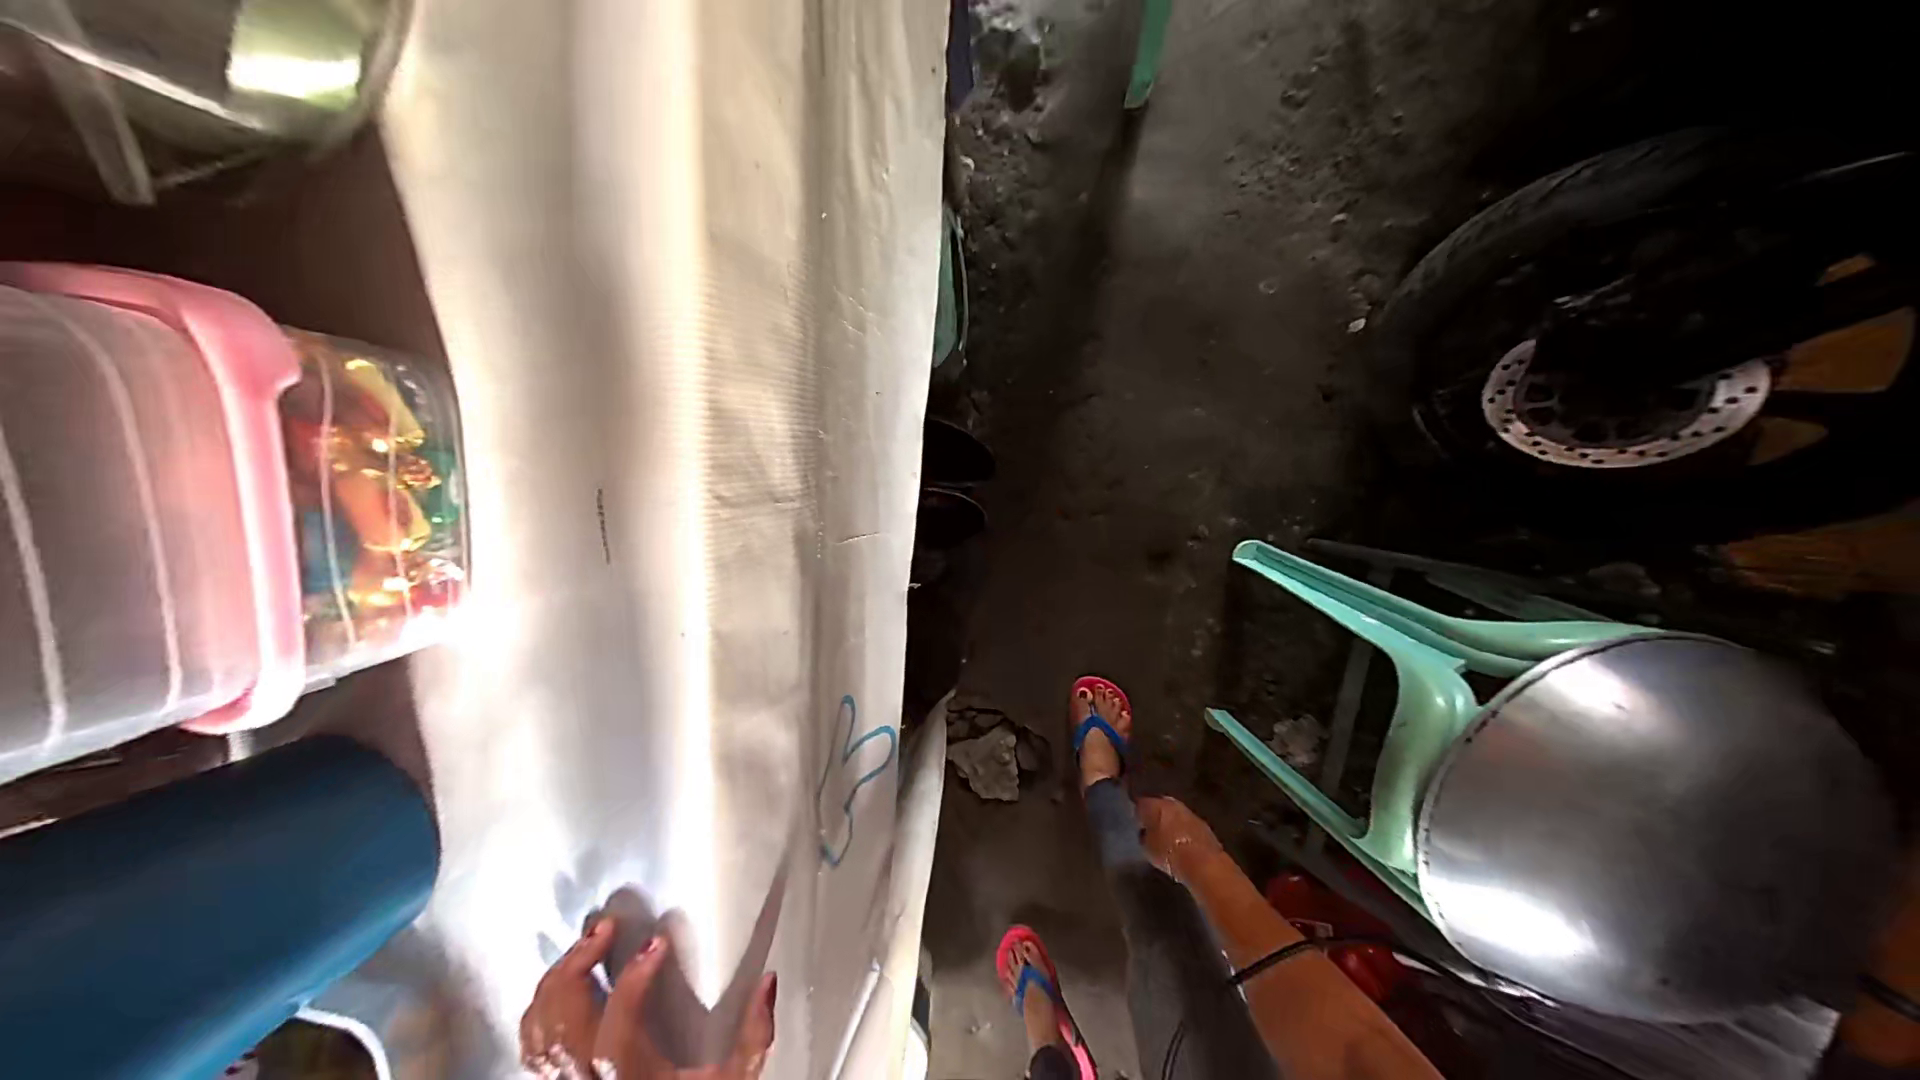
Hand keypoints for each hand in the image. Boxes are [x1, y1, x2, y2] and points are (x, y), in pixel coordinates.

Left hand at [520, 921, 777, 1078]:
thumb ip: (753, 1037)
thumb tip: (767, 981)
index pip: (616, 1028)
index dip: (632, 981)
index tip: (658, 941)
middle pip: (561, 1025)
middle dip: (578, 965)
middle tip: (605, 926)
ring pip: (538, 1032)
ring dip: (557, 979)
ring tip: (586, 941)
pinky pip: (533, 1046)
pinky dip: (543, 1005)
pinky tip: (565, 979)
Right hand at [1137, 796, 1223, 881]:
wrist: (1203, 863)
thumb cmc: (1168, 854)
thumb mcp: (1147, 848)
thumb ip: (1144, 836)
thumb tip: (1144, 833)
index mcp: (1153, 805)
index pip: (1141, 804)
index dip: (1138, 814)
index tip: (1136, 824)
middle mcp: (1171, 804)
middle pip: (1160, 806)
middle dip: (1156, 816)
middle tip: (1152, 829)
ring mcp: (1189, 813)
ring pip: (1176, 814)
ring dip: (1172, 822)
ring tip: (1167, 837)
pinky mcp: (1204, 825)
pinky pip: (1188, 825)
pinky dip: (1184, 831)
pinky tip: (1182, 842)